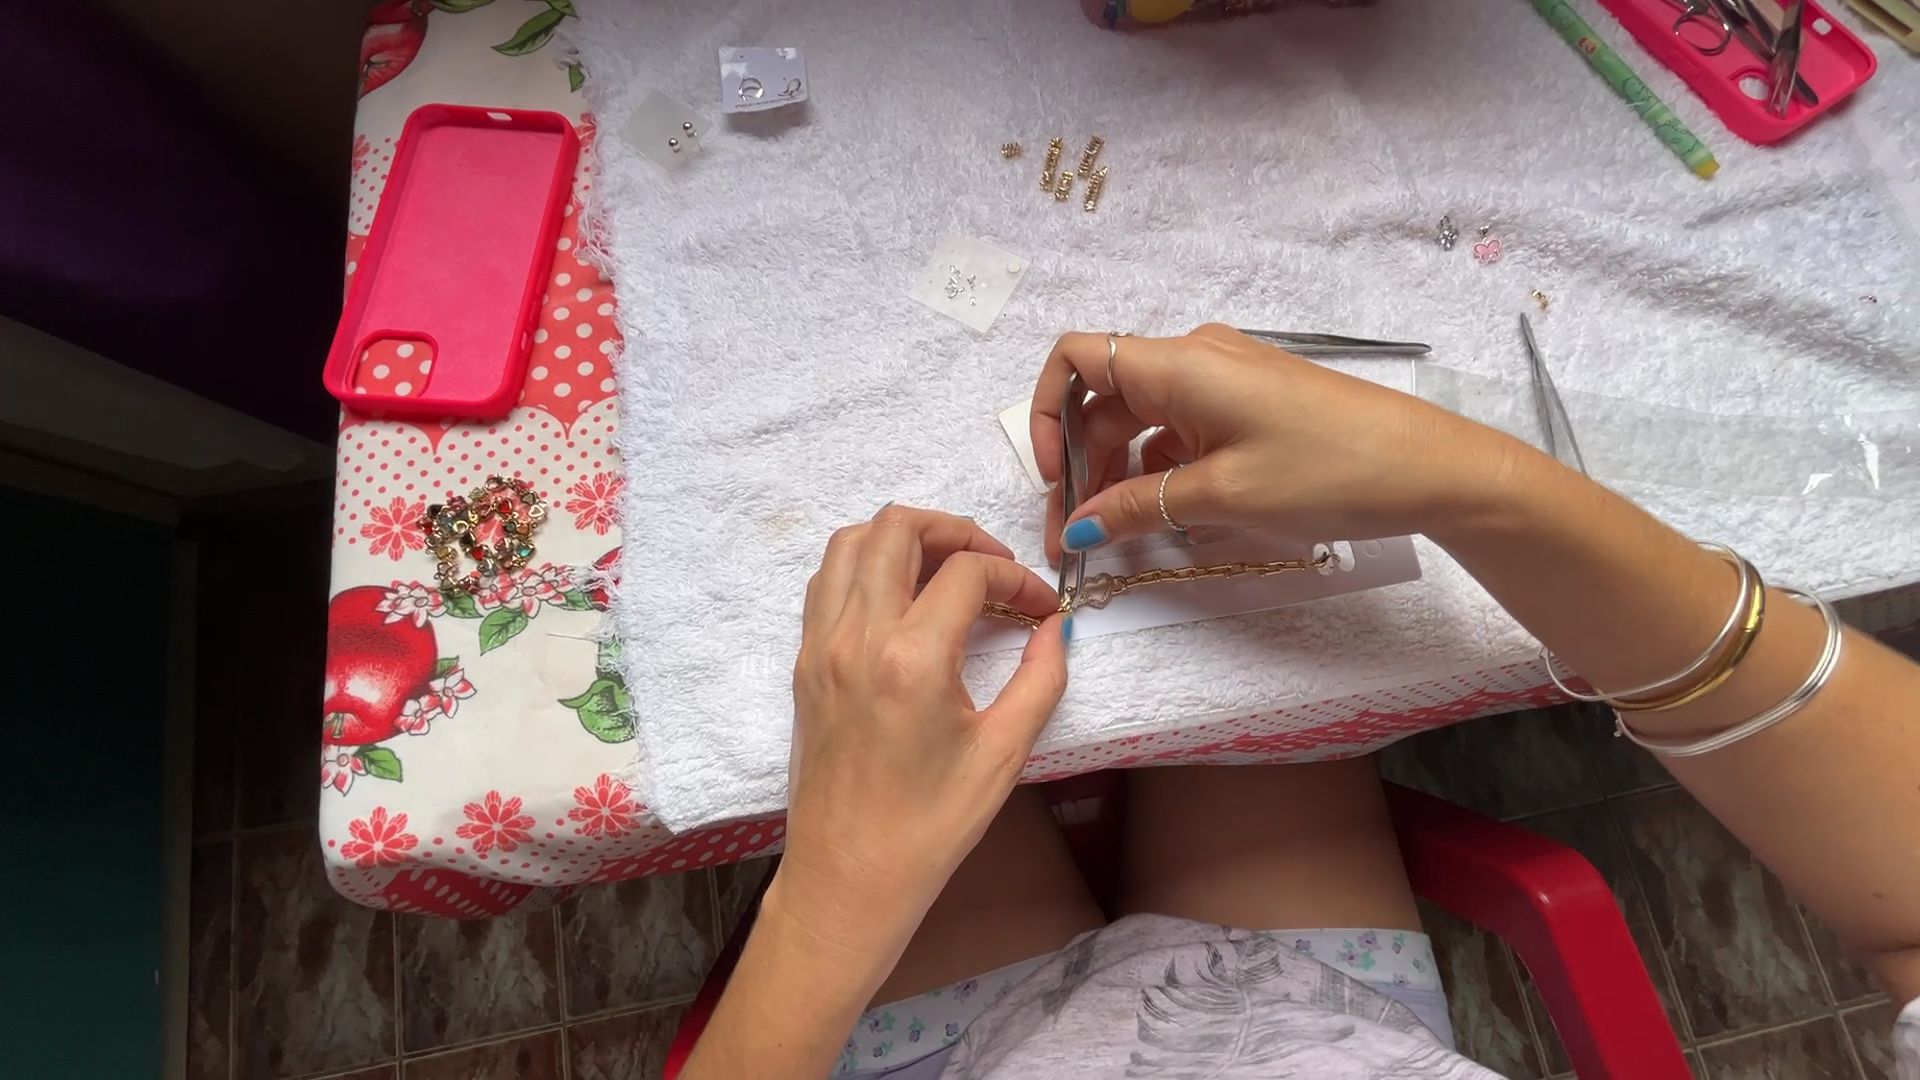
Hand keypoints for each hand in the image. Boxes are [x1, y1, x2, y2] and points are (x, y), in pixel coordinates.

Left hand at [778, 506, 1067, 965]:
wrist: (848, 878)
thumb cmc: (930, 825)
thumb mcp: (1004, 753)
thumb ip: (1041, 678)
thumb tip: (1057, 627)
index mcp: (912, 658)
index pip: (969, 572)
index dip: (1016, 577)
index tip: (1040, 606)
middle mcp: (857, 635)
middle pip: (898, 527)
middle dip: (954, 529)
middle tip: (990, 563)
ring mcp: (820, 643)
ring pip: (851, 542)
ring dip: (903, 538)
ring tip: (944, 568)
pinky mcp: (803, 660)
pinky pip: (827, 581)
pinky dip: (865, 564)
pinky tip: (899, 596)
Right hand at [1030, 324, 1527, 560]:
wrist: (1434, 468)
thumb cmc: (1327, 469)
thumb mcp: (1220, 494)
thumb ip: (1137, 508)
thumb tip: (1077, 528)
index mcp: (1179, 364)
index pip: (1077, 359)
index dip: (1046, 413)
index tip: (1052, 475)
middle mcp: (1191, 362)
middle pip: (1104, 405)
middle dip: (1080, 467)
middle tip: (1075, 535)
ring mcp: (1219, 385)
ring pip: (1138, 425)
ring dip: (1116, 476)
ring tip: (1114, 535)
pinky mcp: (1242, 409)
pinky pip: (1176, 436)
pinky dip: (1157, 474)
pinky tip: (1163, 517)